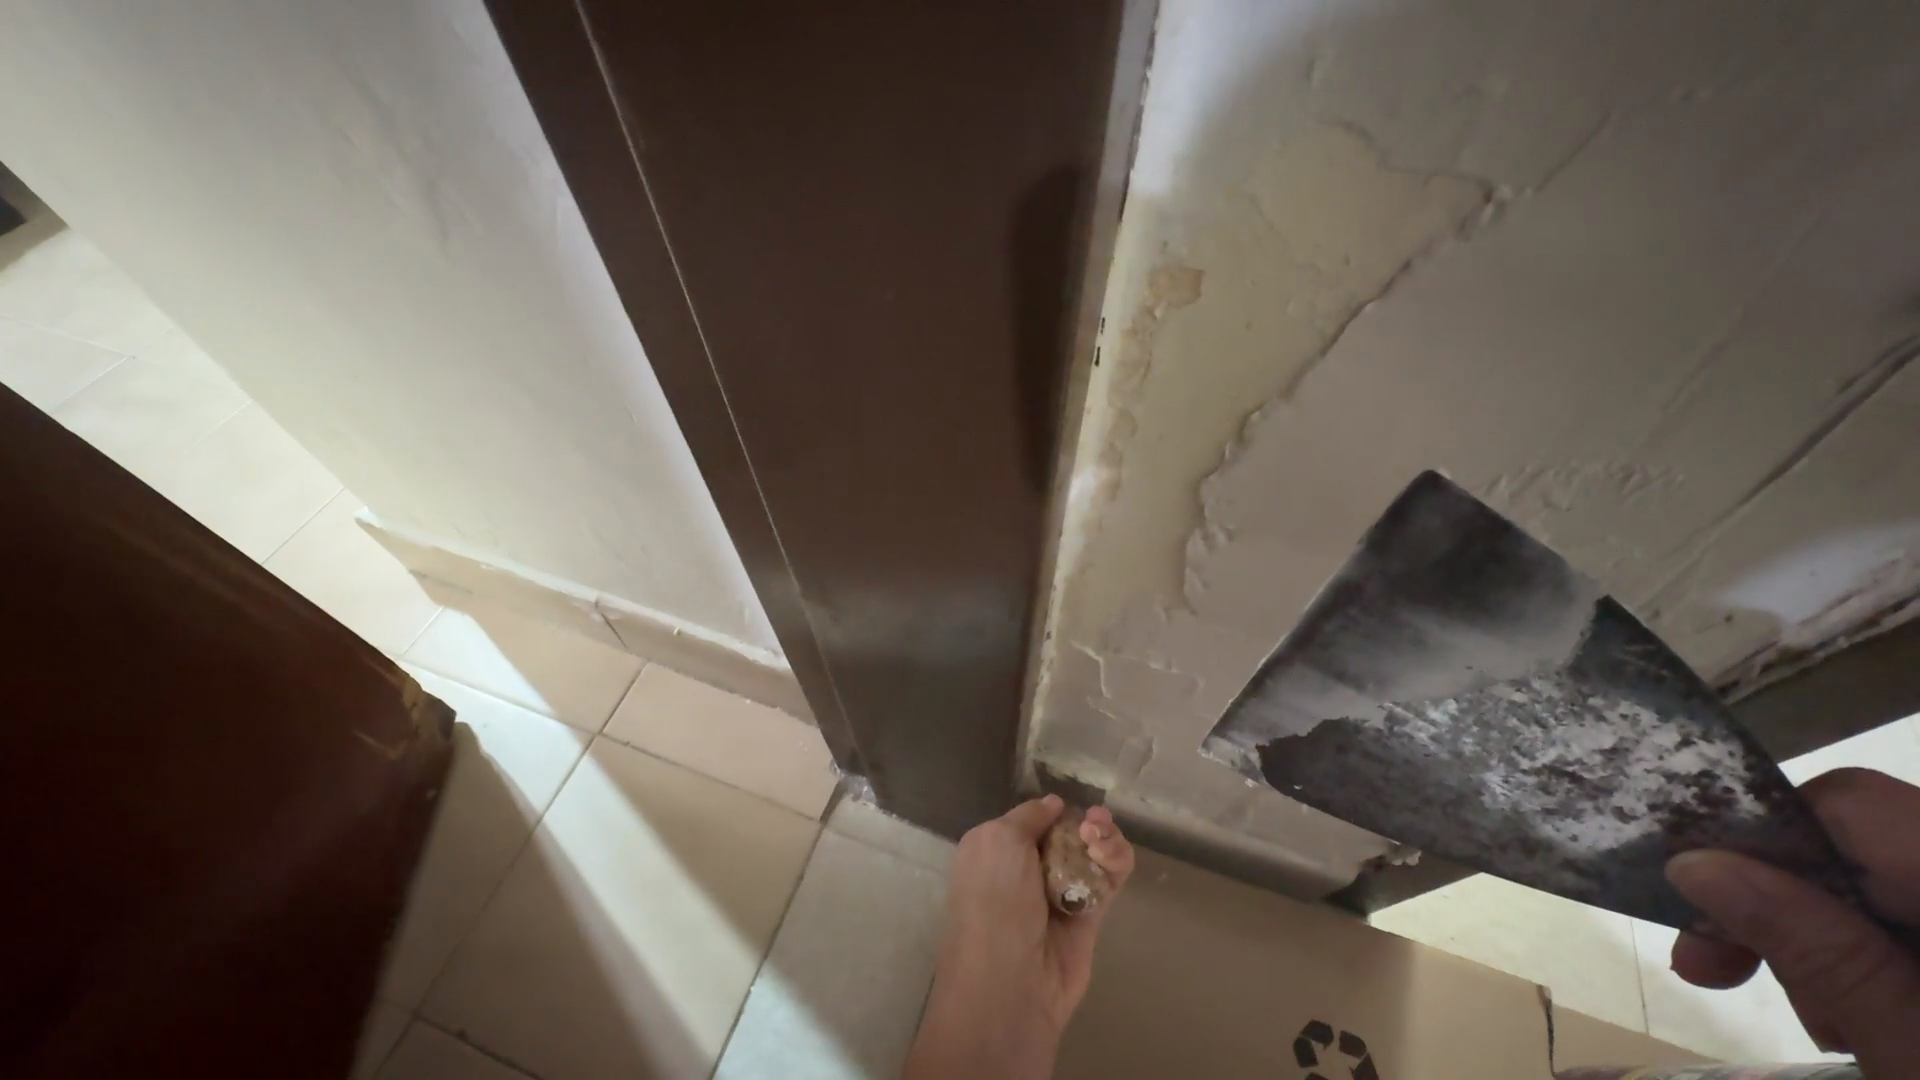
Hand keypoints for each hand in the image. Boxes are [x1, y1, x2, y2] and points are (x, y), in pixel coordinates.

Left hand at [902, 794, 1135, 1079]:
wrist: (1011, 981)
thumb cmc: (994, 902)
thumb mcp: (997, 842)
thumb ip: (1028, 816)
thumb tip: (1053, 804)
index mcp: (994, 851)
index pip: (1030, 820)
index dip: (1050, 811)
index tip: (1064, 808)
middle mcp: (1026, 871)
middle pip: (1065, 833)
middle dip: (1083, 822)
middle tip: (1093, 824)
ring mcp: (1060, 893)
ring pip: (1091, 853)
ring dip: (1104, 838)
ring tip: (1101, 842)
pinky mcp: (1091, 915)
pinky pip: (1109, 878)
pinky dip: (1117, 862)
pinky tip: (1113, 858)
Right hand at [1666, 767, 1919, 1075]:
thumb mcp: (1918, 1059)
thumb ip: (1818, 954)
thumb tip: (1694, 864)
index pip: (1856, 807)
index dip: (1766, 839)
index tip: (1700, 902)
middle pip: (1859, 847)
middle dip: (1774, 900)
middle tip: (1709, 965)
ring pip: (1876, 888)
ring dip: (1815, 941)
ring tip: (1816, 1022)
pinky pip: (1907, 922)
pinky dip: (1865, 961)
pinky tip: (1857, 1017)